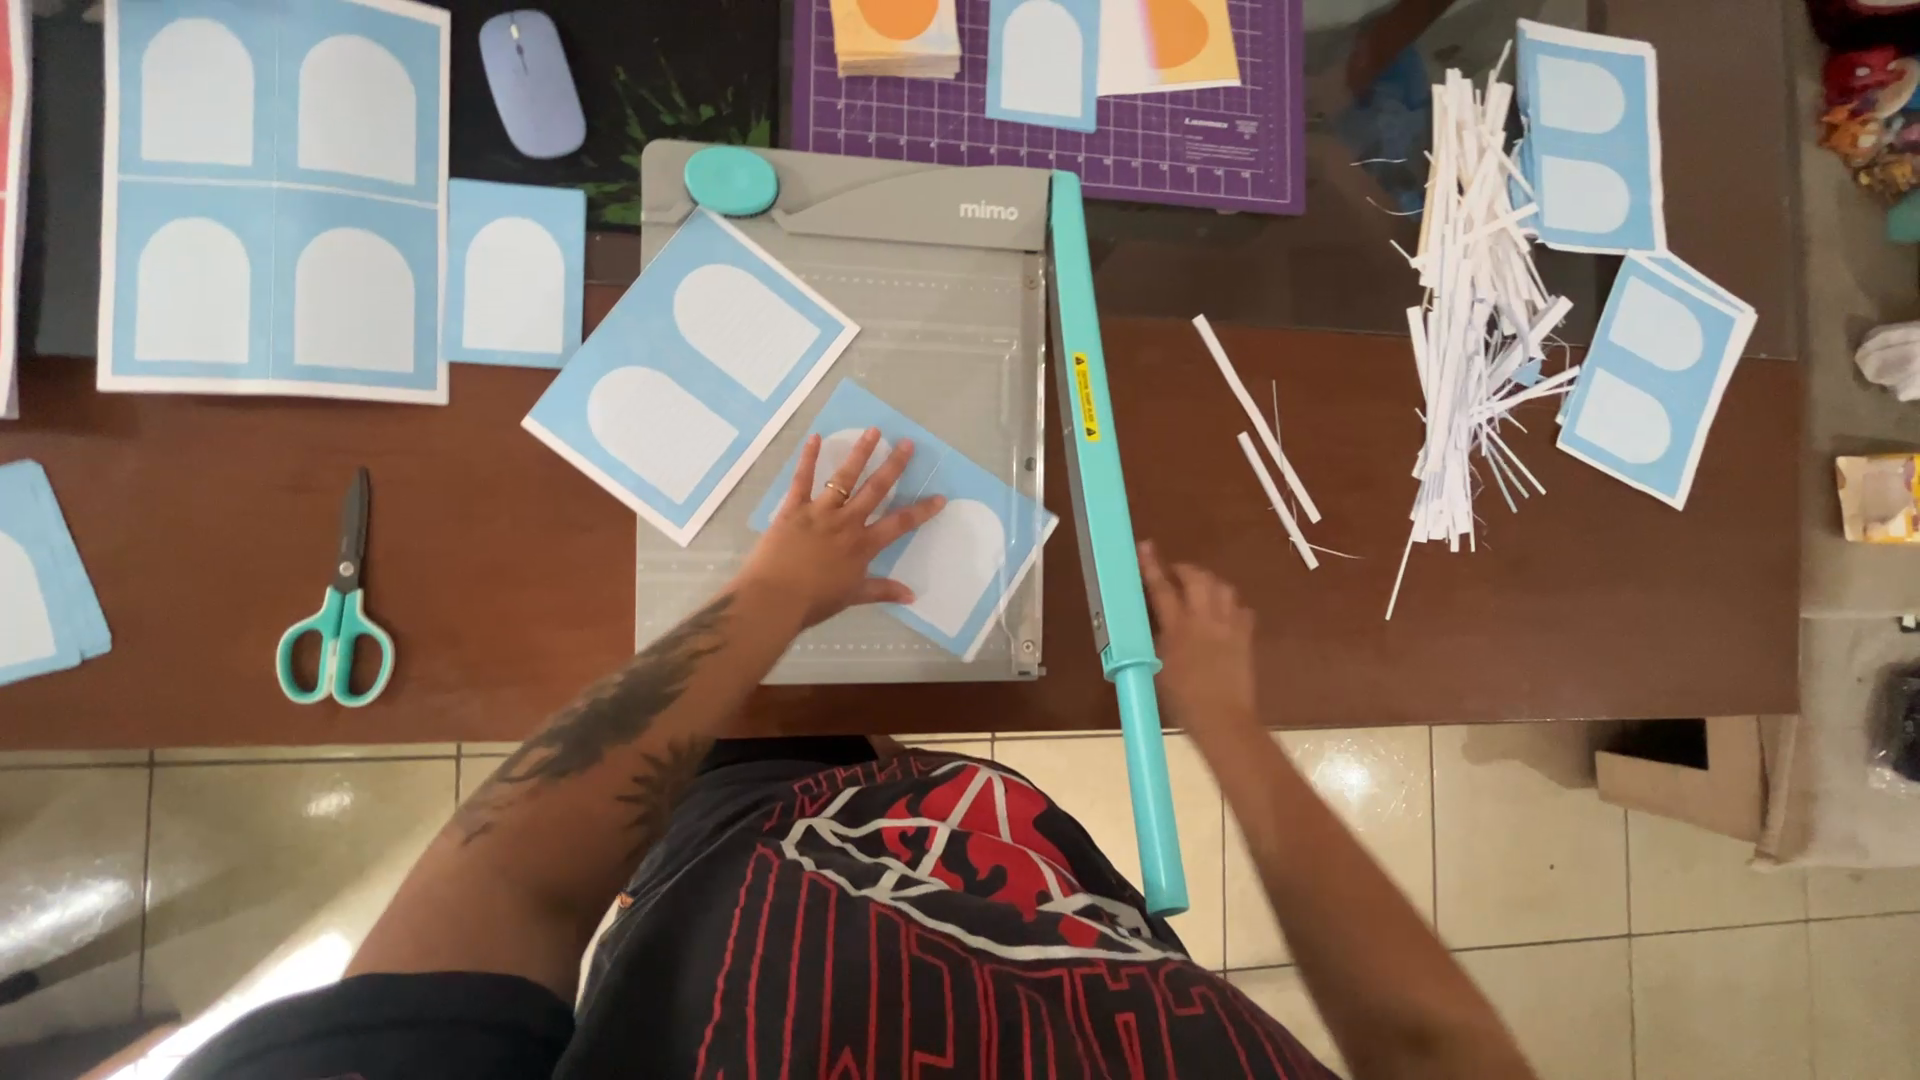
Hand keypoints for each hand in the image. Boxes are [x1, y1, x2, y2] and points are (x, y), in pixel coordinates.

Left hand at [738, 428, 945, 628]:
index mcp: (863, 545)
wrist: (774, 598)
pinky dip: (808, 457)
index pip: (900, 523)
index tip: (940, 497)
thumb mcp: (852, 597)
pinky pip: (802, 479)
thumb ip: (882, 591)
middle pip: (875, 489)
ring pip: (844, 477)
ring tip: (873, 431)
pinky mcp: (793, 508)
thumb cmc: (814, 602)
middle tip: (908, 444)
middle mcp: (846, 522)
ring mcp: (819, 512)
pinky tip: (816, 437)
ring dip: (860, 452)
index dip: (922, 510)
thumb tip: (911, 596)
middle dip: (894, 465)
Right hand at [1138, 541, 1258, 734]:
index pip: (1162, 588)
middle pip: (1197, 578)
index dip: (1152, 566)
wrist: (1223, 719)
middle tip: (1174, 572)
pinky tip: (1222, 613)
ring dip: (1208, 582)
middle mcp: (1205, 619)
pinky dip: (1229, 604)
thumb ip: (1157, 637)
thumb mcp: (1158, 665)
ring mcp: (1229, 626)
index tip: (1146, 546)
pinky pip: (1240, 608)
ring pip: (1222, 587)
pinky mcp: (1246, 636)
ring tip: (1199, 589)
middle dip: (1184, 569)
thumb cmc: (1182, 699)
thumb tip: (1155, 621)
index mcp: (1178, 627)